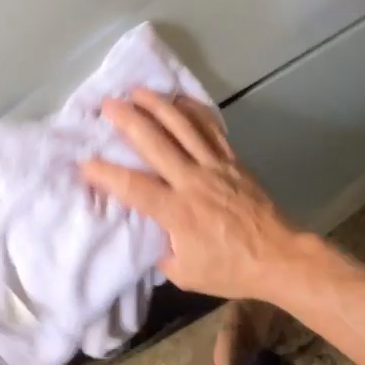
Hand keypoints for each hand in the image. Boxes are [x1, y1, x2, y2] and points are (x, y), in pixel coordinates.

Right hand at [81, 89, 312, 301]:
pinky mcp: (231, 158)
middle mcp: (192, 181)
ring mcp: (214, 165)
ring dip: (158, 104)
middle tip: (108, 103)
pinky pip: (210, 127)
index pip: (134, 187)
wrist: (279, 256)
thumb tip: (147, 231)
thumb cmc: (230, 269)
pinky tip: (179, 98)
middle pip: (155, 142)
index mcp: (178, 212)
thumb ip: (161, 251)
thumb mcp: (186, 275)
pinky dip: (193, 110)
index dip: (107, 173)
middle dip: (129, 120)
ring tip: (138, 90)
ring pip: (182, 126)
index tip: (85, 161)